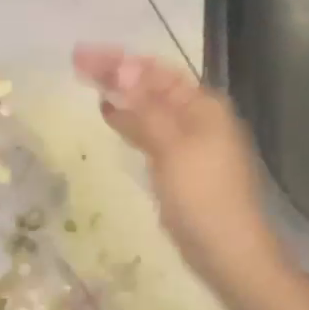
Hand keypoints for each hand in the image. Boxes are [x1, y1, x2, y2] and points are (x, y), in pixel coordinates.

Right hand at [73, 45, 280, 281]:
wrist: (231, 255)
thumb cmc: (203, 195)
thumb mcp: (171, 145)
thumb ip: (144, 107)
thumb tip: (121, 68)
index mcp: (203, 105)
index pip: (155, 70)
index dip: (119, 59)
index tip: (84, 54)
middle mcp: (198, 116)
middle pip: (151, 86)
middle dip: (116, 72)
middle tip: (78, 61)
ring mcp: (189, 141)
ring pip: (148, 107)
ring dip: (120, 93)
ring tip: (87, 80)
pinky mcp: (179, 165)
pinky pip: (150, 130)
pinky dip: (130, 120)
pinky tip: (110, 115)